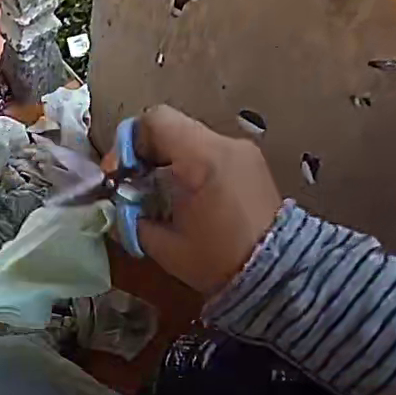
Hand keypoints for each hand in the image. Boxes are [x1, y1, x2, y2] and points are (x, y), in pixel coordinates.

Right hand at [125, 105, 283, 294]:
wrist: (276, 273)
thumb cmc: (216, 261)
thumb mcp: (163, 246)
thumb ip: (133, 218)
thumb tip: (121, 203)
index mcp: (201, 159)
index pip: (154, 121)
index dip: (128, 142)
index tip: (119, 174)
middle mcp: (224, 144)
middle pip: (171, 126)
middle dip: (145, 152)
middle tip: (133, 184)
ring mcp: (242, 150)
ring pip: (190, 138)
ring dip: (167, 159)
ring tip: (159, 193)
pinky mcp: (251, 162)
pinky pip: (210, 151)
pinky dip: (189, 165)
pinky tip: (186, 196)